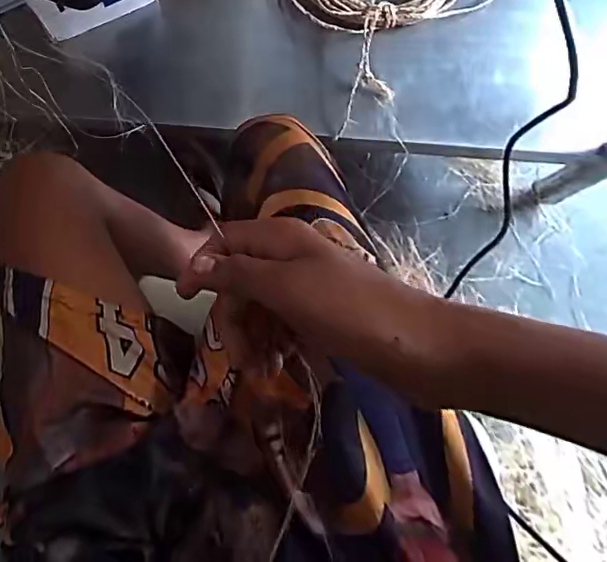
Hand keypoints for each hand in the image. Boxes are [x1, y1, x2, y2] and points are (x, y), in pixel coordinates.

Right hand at [177, 218, 465, 403]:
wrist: (423, 349)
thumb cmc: (350, 311)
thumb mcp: (285, 289)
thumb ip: (237, 273)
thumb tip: (194, 261)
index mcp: (280, 237)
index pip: (225, 239)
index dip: (202, 264)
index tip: (184, 299)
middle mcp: (290, 255)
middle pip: (239, 275)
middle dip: (233, 313)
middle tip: (237, 356)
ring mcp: (307, 287)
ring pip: (259, 303)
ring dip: (252, 334)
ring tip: (260, 369)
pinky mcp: (321, 316)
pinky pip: (282, 324)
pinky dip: (274, 343)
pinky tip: (277, 366)